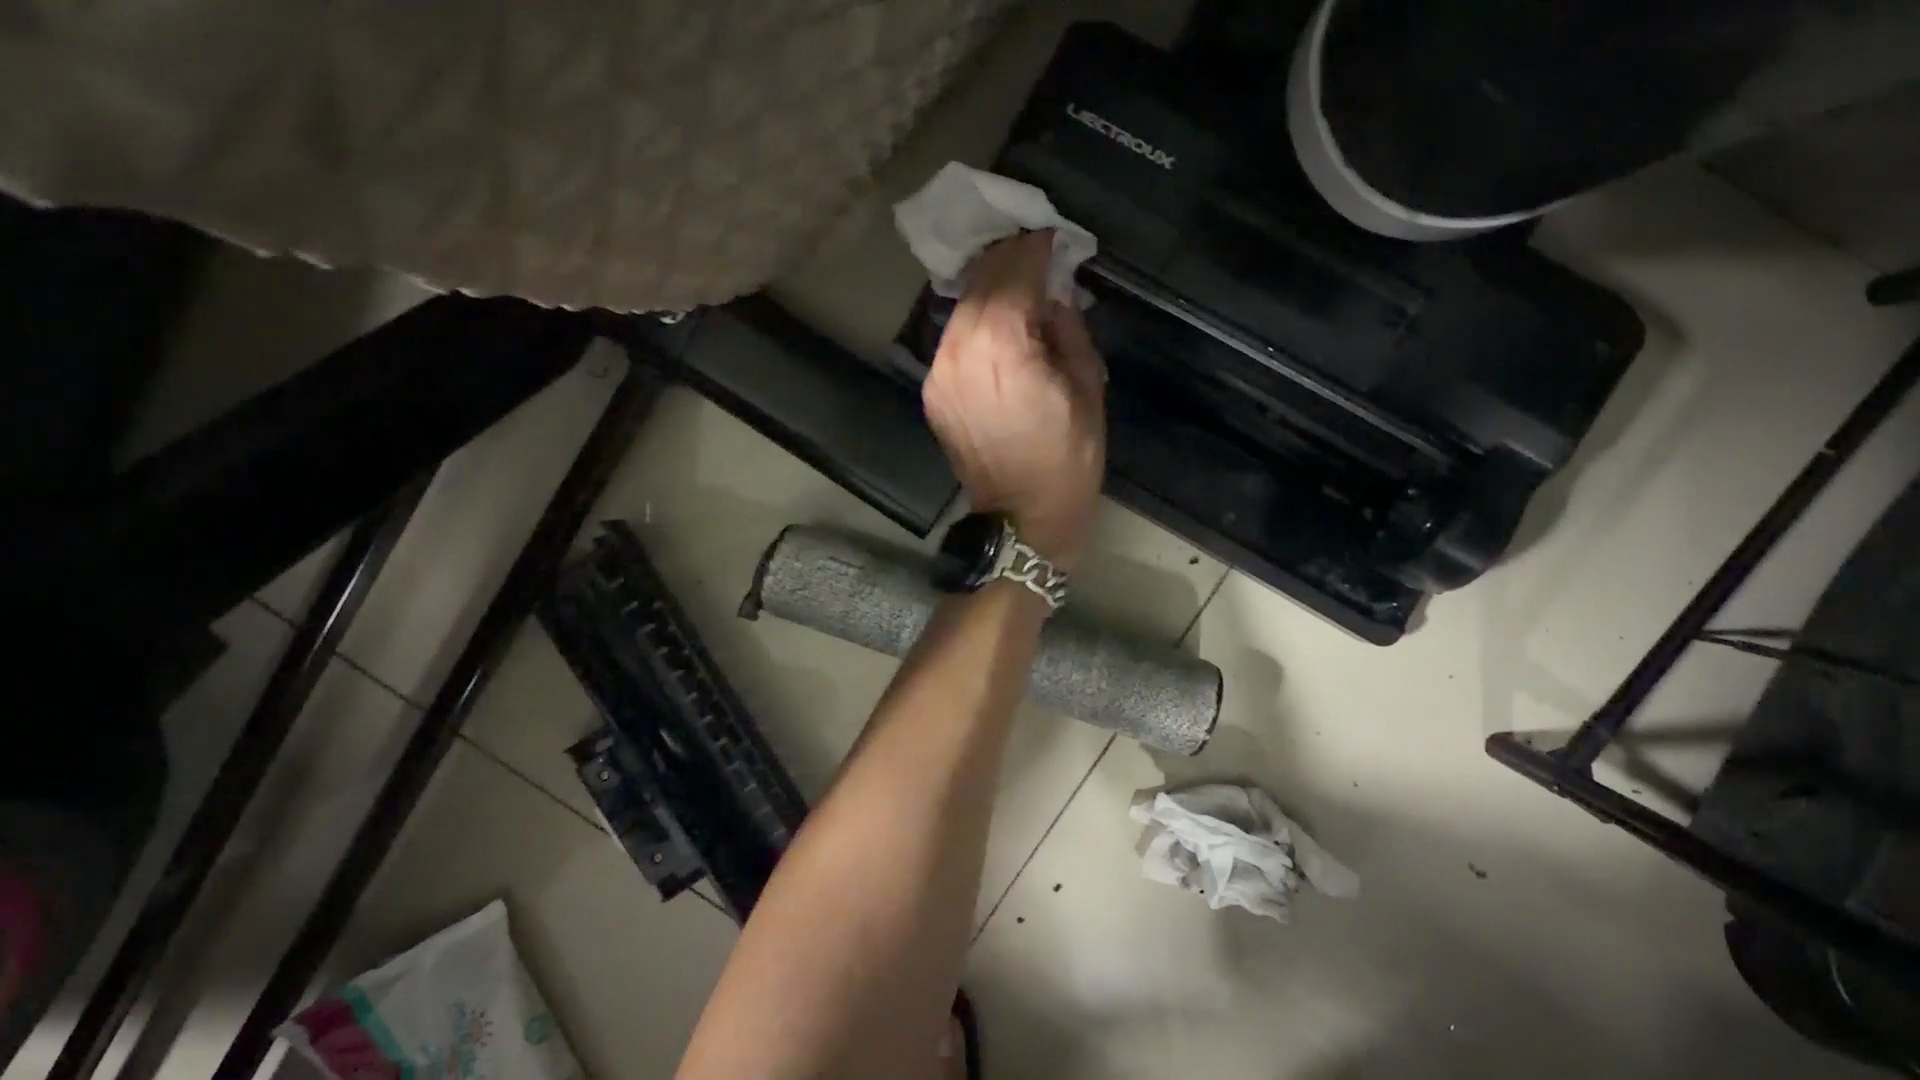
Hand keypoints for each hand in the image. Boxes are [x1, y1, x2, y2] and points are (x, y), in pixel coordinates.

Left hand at [922, 231, 1107, 569]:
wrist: (1023, 518)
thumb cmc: (1068, 459)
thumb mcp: (1087, 386)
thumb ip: (1068, 328)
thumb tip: (1053, 296)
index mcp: (1001, 348)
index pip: (1014, 274)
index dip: (1035, 248)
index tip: (1053, 235)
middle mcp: (959, 350)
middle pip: (980, 282)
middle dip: (1009, 259)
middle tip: (1037, 246)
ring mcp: (939, 371)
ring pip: (961, 306)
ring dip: (989, 285)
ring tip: (1019, 276)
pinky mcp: (934, 389)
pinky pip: (954, 335)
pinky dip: (975, 317)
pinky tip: (997, 316)